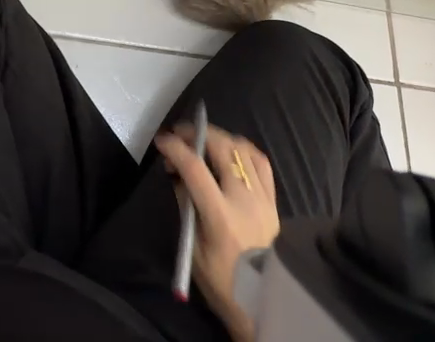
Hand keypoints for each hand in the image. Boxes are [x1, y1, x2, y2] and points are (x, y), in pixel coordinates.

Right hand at [155, 123, 280, 341]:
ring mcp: (262, 198)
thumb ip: (185, 206)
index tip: (160, 141)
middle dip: (196, 134)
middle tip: (179, 135)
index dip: (175, 148)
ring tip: (202, 141)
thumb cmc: (221, 280)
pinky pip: (261, 162)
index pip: (195, 168)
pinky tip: (230, 151)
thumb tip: (177, 173)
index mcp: (220, 217)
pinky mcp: (273, 201)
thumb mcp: (192, 249)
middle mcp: (244, 200)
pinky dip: (243, 149)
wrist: (264, 300)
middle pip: (221, 148)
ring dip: (218, 138)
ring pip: (242, 149)